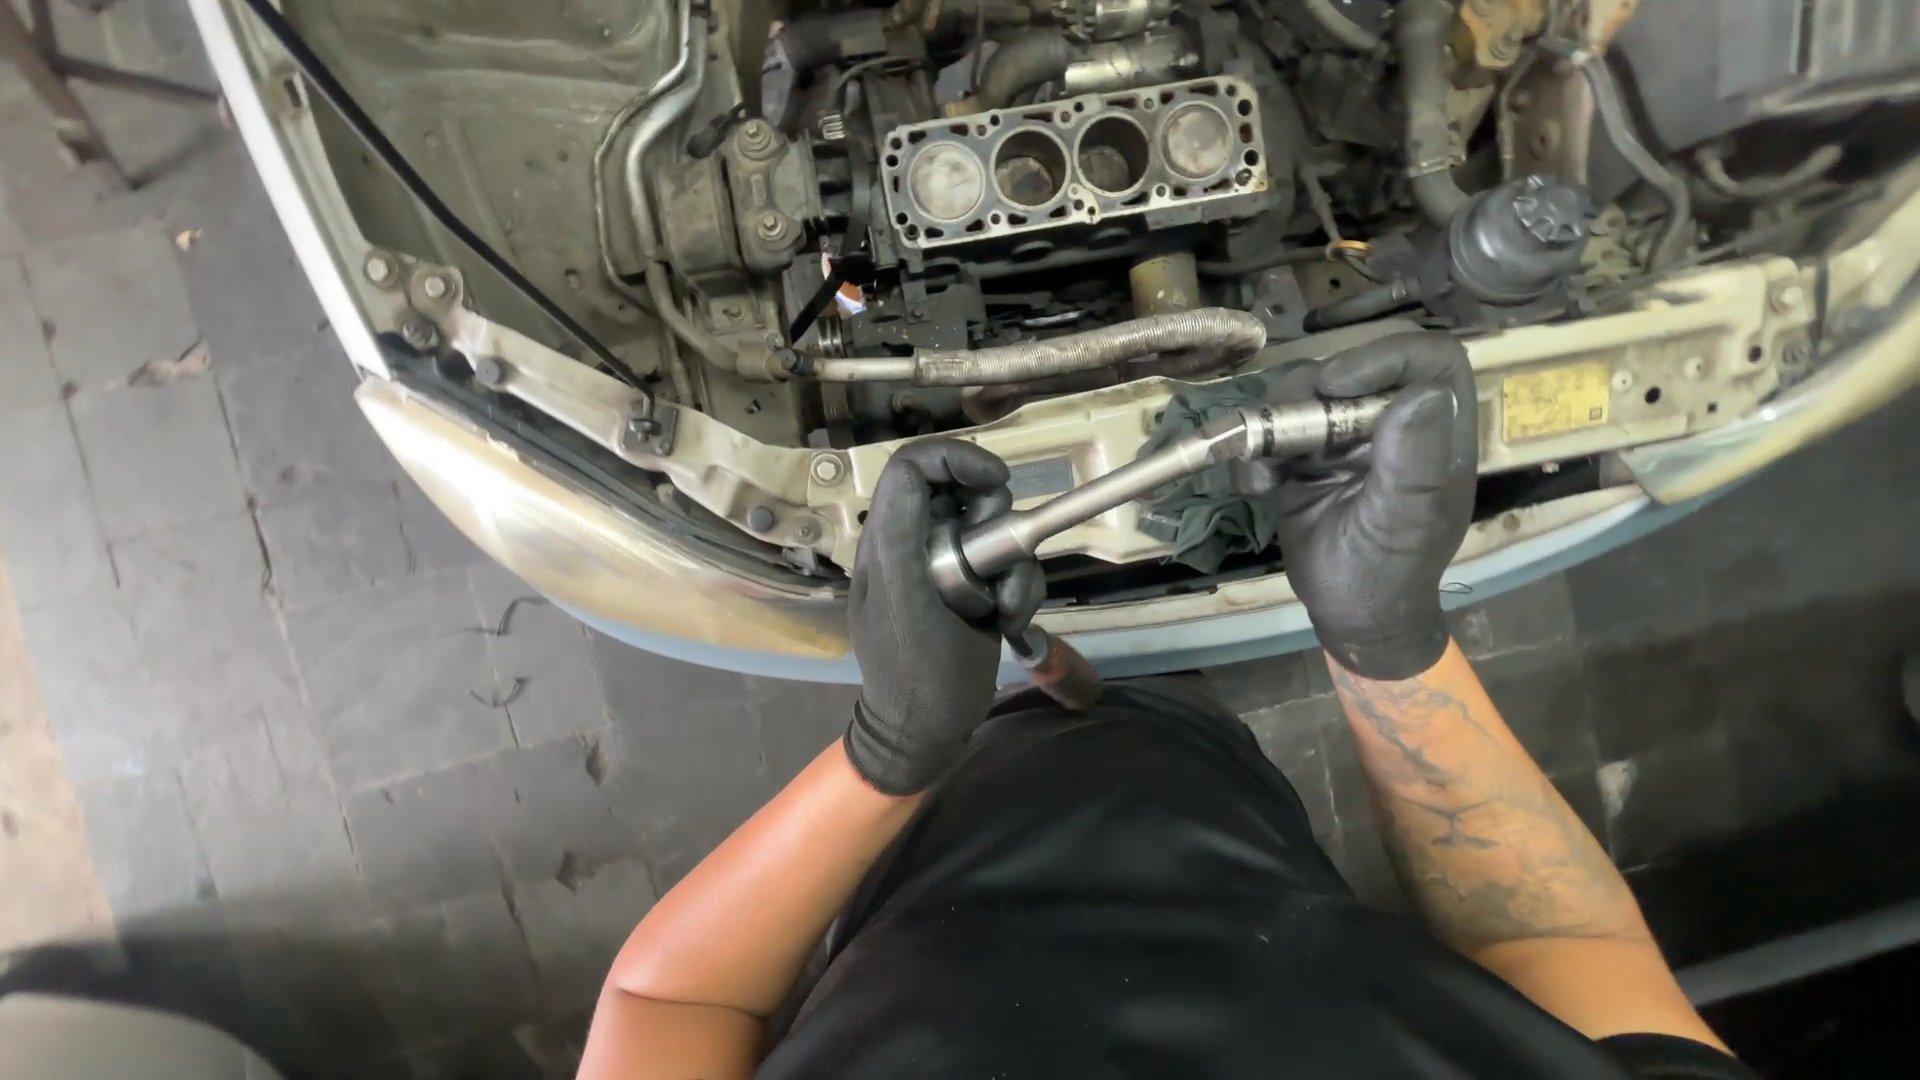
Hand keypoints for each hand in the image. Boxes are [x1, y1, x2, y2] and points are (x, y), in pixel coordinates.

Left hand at [845, 439, 1043, 794]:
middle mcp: (921, 542)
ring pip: (1001, 530)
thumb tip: (915, 469)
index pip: (914, 465)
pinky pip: (1017, 567)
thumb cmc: (911, 669)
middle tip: (996, 562)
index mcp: (889, 537)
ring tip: (1001, 609)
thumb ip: (900, 533)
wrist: (930, 730)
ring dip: (1014, 570)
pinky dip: (1022, 594)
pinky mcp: (982, 589)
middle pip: (967, 491)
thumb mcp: (900, 600)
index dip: (955, 458)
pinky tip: (1008, 626)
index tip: (995, 481)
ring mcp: (954, 566)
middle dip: (993, 523)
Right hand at [1241, 333, 1477, 679]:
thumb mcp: (1401, 522)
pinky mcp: (1303, 462)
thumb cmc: (1385, 574)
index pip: (1424, 359)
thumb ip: (1412, 461)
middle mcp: (1386, 426)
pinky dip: (1253, 457)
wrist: (1346, 616)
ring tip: (1262, 473)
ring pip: (1300, 398)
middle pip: (1347, 371)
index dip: (1382, 357)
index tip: (1336, 384)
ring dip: (1269, 429)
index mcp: (1432, 433)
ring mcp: (1342, 442)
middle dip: (1305, 396)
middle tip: (1278, 433)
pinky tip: (1257, 488)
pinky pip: (1269, 436)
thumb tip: (1422, 393)